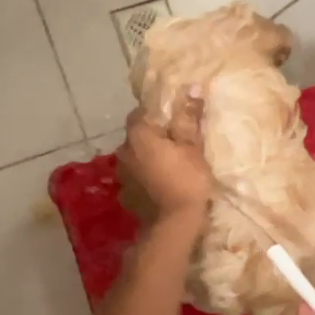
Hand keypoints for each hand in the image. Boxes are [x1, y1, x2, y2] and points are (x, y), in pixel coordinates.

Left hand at [120, 91, 212, 218]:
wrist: (174, 225)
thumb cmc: (187, 180)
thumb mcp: (193, 148)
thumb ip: (188, 118)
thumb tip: (190, 89)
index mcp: (138, 135)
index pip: (141, 112)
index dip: (157, 113)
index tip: (174, 120)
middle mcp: (123, 150)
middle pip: (136, 135)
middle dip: (152, 136)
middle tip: (174, 143)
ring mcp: (121, 174)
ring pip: (134, 156)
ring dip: (146, 157)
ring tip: (168, 164)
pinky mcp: (125, 193)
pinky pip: (135, 176)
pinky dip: (144, 176)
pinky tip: (160, 183)